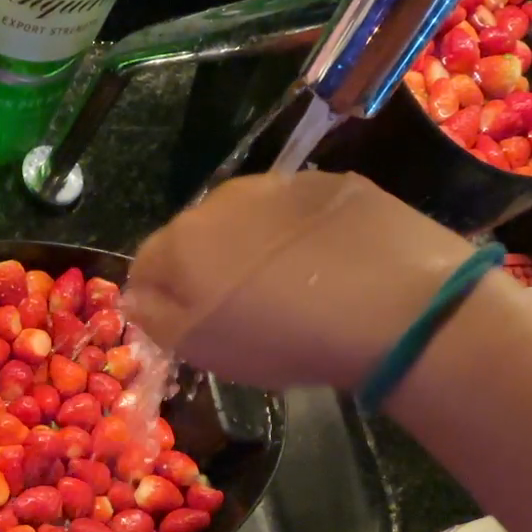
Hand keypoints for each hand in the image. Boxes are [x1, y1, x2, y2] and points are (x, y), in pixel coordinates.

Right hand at [125, 172, 481, 390]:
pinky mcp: (335, 183)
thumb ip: (154, 319)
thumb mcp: (199, 347)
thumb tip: (136, 297)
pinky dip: (296, 239)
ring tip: (283, 291)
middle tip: (236, 313)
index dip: (156, 299)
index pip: (144, 265)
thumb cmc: (278, 336)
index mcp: (181, 241)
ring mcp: (282, 185)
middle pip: (195, 238)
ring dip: (249, 251)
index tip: (182, 328)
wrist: (394, 306)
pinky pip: (295, 215)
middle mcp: (222, 199)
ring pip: (245, 222)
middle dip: (203, 270)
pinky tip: (323, 271)